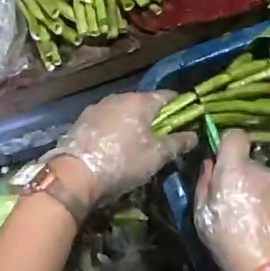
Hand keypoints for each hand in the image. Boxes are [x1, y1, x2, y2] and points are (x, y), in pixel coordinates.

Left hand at [49, 91, 197, 207]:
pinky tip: (115, 147)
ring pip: (124, 112)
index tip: (186, 121)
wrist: (75, 174)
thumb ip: (177, 143)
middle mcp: (118, 97)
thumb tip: (194, 135)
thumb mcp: (156, 156)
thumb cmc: (122, 162)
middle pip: (144, 104)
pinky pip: (107, 121)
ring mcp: (98, 107)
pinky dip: (115, 130)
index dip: (180, 108)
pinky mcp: (83, 121)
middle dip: (155, 118)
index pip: (168, 96)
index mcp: (140, 101)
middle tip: (163, 138)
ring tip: (137, 145)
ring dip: (133, 124)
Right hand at [194, 131, 269, 270]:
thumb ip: (204, 185)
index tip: (222, 164)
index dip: (227, 146)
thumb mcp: (203, 218)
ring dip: (258, 192)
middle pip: (249, 163)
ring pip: (265, 179)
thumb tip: (210, 164)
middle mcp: (261, 170)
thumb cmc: (231, 246)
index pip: (234, 136)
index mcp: (234, 171)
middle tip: (235, 206)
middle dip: (241, 177)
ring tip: (254, 222)